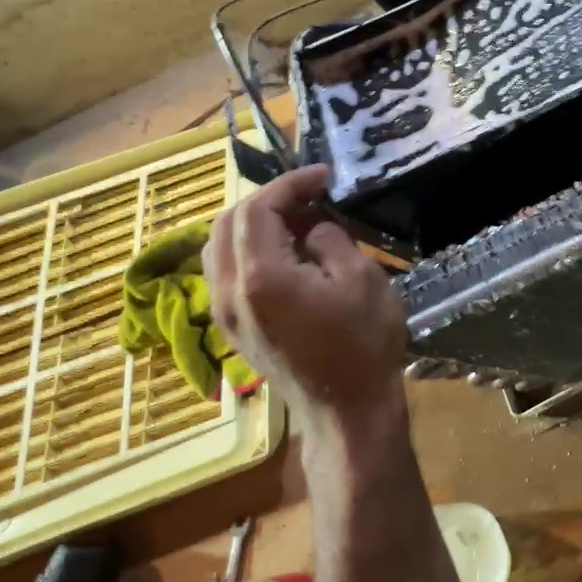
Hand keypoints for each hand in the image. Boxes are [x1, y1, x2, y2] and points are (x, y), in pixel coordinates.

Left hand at [203, 165, 405, 424]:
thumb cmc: (363, 340)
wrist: (345, 406)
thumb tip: (313, 228)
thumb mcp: (362, 279)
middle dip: (269, 198)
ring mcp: (223, 312)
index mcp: (262, 278)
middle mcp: (229, 292)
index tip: (325, 175)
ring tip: (301, 218)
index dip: (289, 183)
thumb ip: (330, 240)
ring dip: (255, 221)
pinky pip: (226, 270)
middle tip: (313, 193)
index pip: (257, 209)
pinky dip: (250, 246)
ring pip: (219, 246)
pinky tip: (289, 249)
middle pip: (227, 222)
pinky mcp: (231, 326)